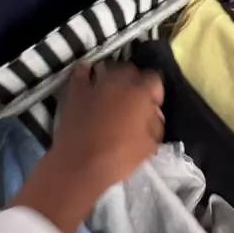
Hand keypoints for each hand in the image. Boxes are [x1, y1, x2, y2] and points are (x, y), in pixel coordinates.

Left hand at [10, 60, 162, 232]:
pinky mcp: (76, 91)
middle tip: (134, 97)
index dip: (155, 91)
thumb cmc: (119, 157)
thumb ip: (156, 123)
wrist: (81, 165)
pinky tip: (88, 73)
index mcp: (140, 93)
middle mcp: (119, 82)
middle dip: (135, 80)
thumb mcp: (149, 145)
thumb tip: (154, 113)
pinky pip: (81, 72)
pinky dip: (86, 71)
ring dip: (114, 75)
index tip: (153, 105)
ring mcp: (96, 84)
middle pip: (131, 69)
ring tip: (114, 89)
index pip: (154, 78)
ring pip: (109, 67)